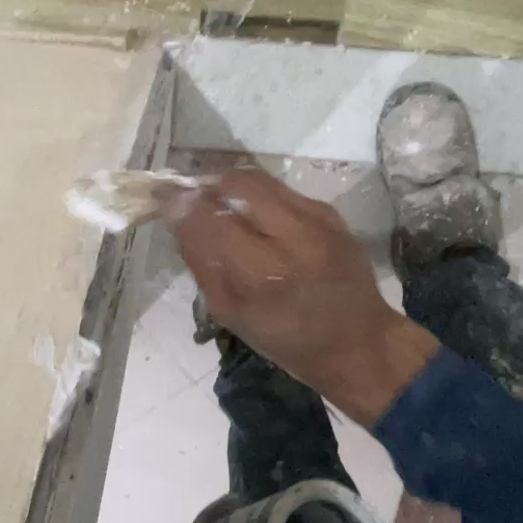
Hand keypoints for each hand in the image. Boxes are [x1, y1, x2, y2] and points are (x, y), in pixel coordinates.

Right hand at [164, 169, 439, 426]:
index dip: (181, 203)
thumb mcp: (231, 315)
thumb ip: (202, 264)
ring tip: (214, 198)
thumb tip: (177, 220)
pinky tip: (251, 214)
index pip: (210, 218)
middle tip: (189, 194)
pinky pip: (282, 190)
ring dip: (229, 183)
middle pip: (237, 183)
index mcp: (264, 273)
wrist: (359, 343)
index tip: (162, 199)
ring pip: (260, 179)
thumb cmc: (288, 340)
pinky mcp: (331, 213)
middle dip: (205, 183)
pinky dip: (257, 196)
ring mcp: (317, 219)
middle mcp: (293, 236)